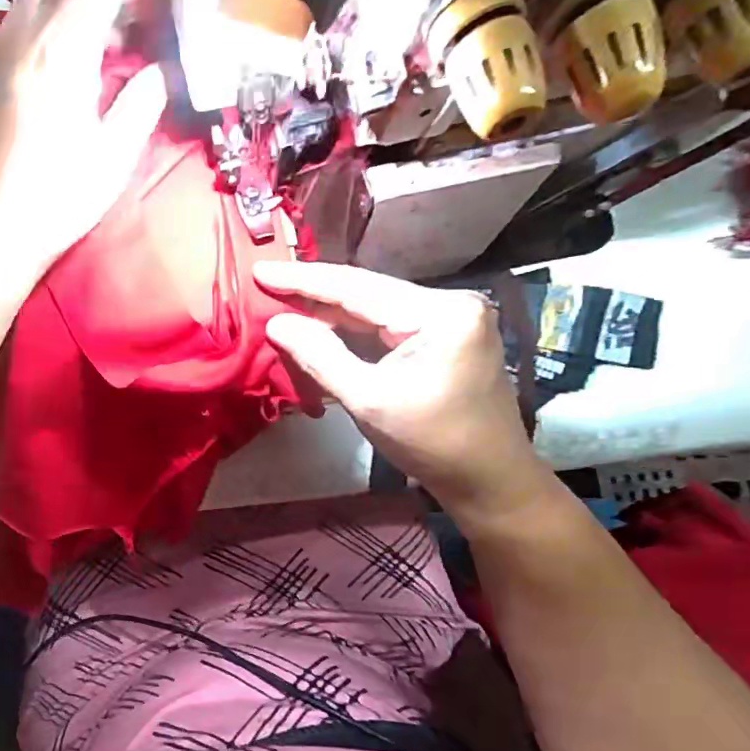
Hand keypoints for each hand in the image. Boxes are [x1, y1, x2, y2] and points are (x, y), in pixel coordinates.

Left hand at [0, 0, 168, 334]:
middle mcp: (20, 31)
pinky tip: (69, 77)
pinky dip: (51, 24)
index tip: (157, 27)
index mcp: (59, 46)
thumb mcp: (114, 157)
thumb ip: (144, 99)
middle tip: (129, 25)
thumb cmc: (51, 204)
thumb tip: (157, 70)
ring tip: (103, 54)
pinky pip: (19, 19)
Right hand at [254, 261, 553, 518]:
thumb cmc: (431, 442)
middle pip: (366, 293)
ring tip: (280, 300)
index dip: (304, 279)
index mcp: (440, 312)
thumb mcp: (367, 399)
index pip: (357, 287)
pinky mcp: (443, 337)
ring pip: (374, 309)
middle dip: (313, 293)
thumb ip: (319, 355)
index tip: (261, 269)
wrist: (488, 480)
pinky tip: (316, 324)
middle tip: (264, 284)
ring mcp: (449, 319)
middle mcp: (449, 303)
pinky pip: (386, 326)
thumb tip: (276, 323)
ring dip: (328, 311)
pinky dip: (349, 329)